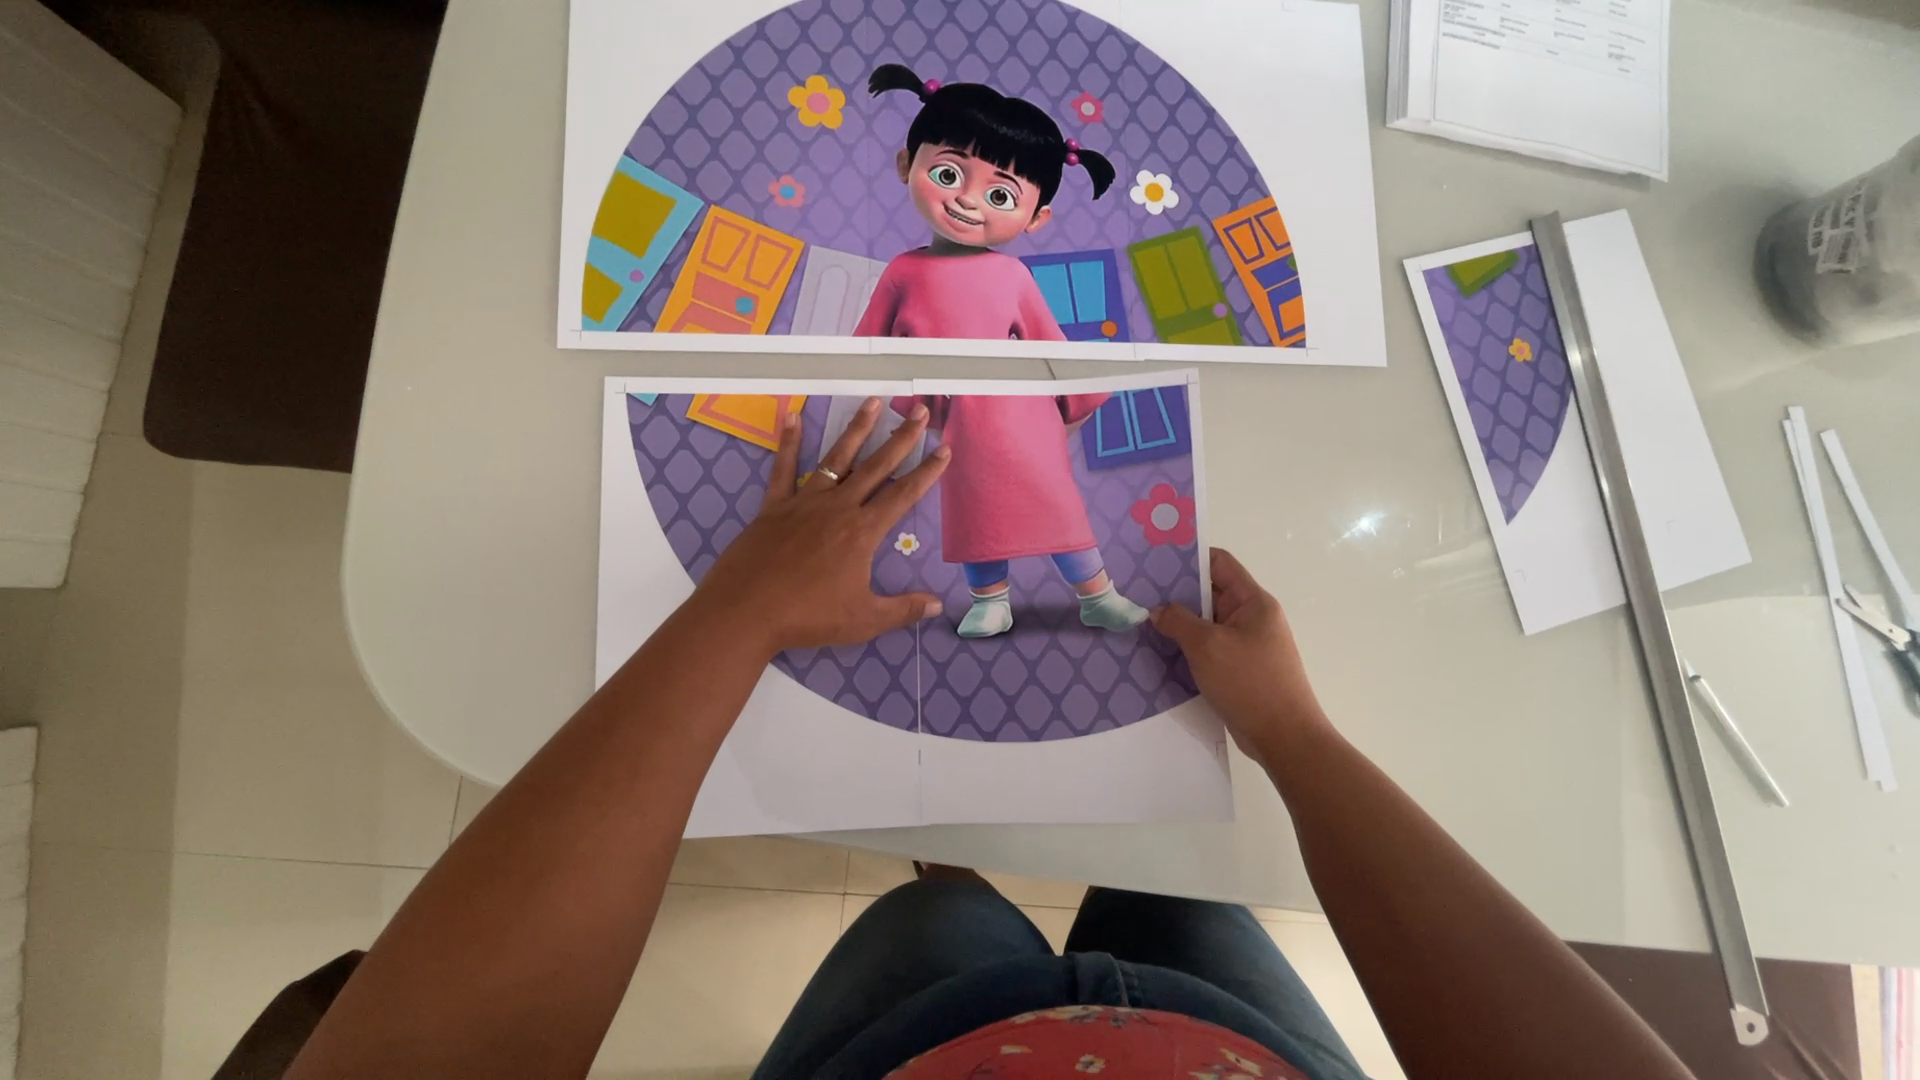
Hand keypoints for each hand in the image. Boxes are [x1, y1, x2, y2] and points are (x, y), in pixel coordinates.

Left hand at [687, 398, 949, 656]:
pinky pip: (784, 469)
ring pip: (837, 459)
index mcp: (863, 532)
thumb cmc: (808, 617)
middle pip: (876, 466)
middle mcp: (838, 508)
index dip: (926, 472)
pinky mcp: (774, 507)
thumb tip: (938, 605)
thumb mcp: (864, 619)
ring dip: (857, 429)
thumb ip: (903, 610)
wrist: (746, 612)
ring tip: (872, 402)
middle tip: (918, 412)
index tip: (944, 449)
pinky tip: (791, 416)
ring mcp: (804, 503)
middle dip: (901, 438)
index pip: (903, 495)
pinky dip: (788, 442)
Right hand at [1151, 548, 1328, 766]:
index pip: (1219, 563)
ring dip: (1179, 621)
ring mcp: (1247, 644)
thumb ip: (1178, 621)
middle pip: (1210, 592)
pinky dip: (1187, 645)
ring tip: (1142, 617)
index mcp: (1253, 601)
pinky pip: (1209, 646)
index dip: (1189, 556)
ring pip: (1207, 621)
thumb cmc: (1250, 682)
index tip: (1154, 558)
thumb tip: (1158, 610)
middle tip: (1138, 590)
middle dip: (1176, 591)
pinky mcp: (1239, 668)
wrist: (1284, 738)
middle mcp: (1252, 617)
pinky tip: (1161, 649)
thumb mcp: (1207, 646)